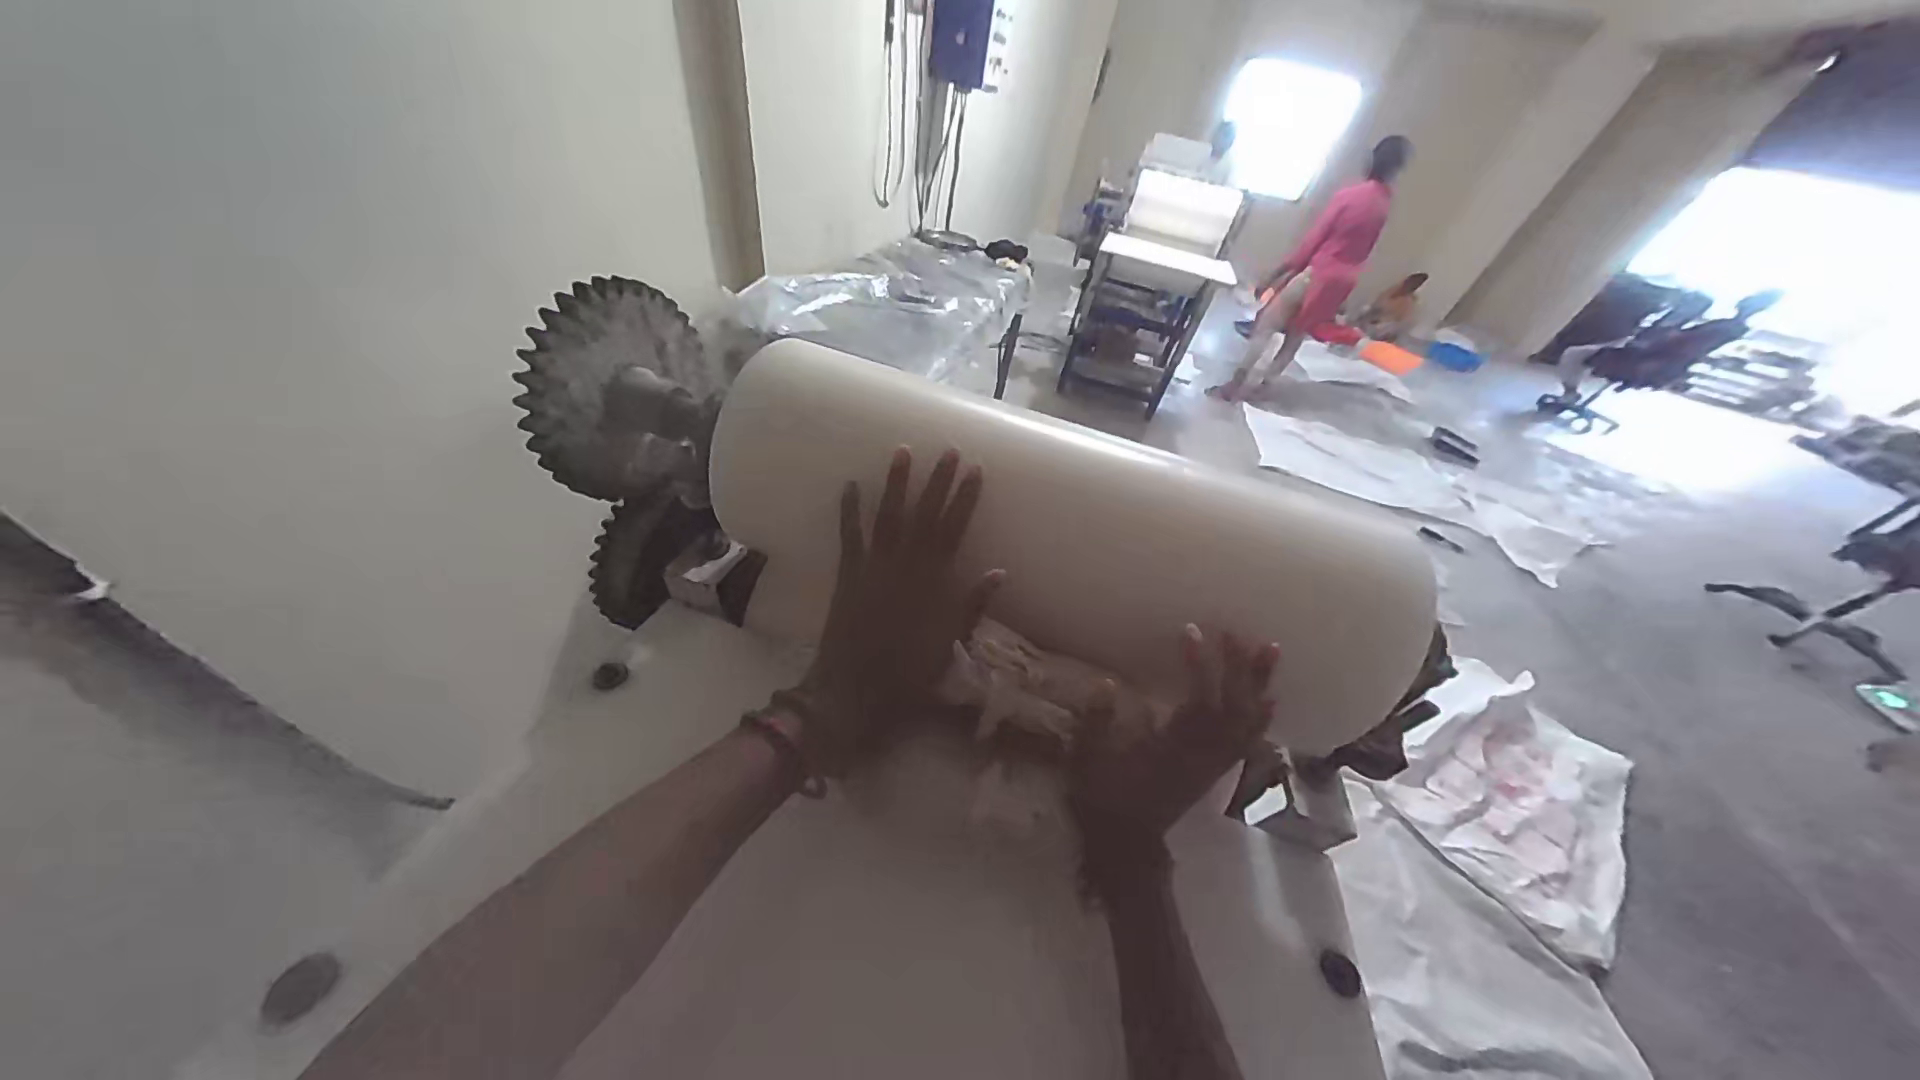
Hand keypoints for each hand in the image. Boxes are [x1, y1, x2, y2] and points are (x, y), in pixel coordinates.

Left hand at [785, 447, 1003, 776]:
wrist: (857, 688)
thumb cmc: (911, 672)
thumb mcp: (951, 641)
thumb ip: (973, 605)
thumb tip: (999, 572)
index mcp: (934, 581)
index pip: (954, 529)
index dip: (965, 498)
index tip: (975, 469)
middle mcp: (906, 565)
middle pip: (924, 515)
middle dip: (937, 480)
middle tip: (948, 450)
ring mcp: (874, 566)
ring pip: (888, 516)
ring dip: (895, 483)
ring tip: (902, 451)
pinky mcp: (848, 573)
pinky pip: (849, 535)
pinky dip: (849, 510)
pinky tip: (850, 484)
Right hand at [1070, 626, 1279, 885]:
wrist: (1128, 841)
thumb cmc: (1105, 796)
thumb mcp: (1089, 758)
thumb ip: (1097, 720)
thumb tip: (1105, 682)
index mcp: (1173, 747)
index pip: (1196, 699)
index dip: (1197, 663)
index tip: (1191, 631)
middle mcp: (1202, 753)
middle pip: (1233, 706)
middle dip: (1236, 666)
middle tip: (1235, 631)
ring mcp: (1214, 762)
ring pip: (1247, 720)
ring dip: (1258, 684)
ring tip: (1268, 649)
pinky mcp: (1217, 769)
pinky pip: (1248, 740)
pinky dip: (1261, 716)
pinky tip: (1269, 699)